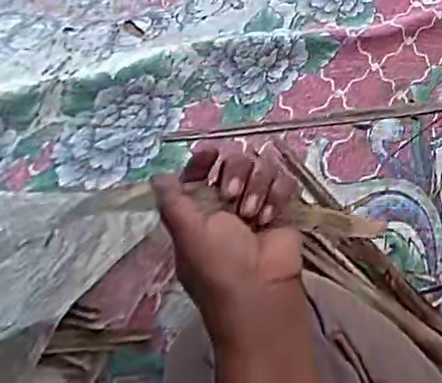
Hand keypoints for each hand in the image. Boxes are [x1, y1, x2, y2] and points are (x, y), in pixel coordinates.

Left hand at [151, 144, 307, 350]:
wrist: (260, 289)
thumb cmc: (219, 266)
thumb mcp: (189, 236)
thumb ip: (173, 202)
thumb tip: (157, 176)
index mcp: (202, 209)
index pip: (202, 171)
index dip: (205, 159)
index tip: (211, 153)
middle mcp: (230, 202)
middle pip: (237, 161)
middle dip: (237, 173)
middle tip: (233, 196)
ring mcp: (259, 202)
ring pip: (263, 167)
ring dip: (259, 187)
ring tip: (254, 215)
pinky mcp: (282, 205)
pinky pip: (284, 180)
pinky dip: (278, 195)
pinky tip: (271, 216)